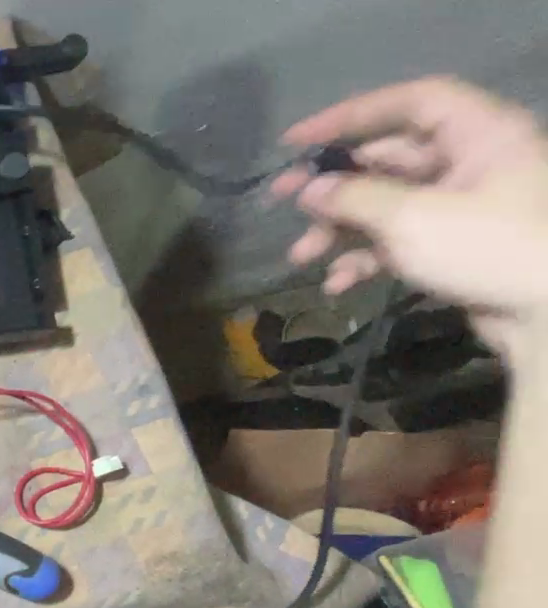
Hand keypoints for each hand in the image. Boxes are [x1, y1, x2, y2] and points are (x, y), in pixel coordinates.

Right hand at [272, 77, 547, 355]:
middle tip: (281, 201)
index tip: (294, 142)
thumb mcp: (412, 219)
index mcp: (479, 136)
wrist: (546, 308)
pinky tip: (339, 284)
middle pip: (386, 159)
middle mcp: (470, 161)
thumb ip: (354, 198)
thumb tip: (308, 188)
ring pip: (380, 203)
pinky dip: (359, 259)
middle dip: (332, 186)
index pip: (411, 103)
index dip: (351, 115)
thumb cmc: (489, 247)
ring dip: (336, 231)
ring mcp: (458, 203)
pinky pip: (391, 239)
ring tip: (303, 258)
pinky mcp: (448, 241)